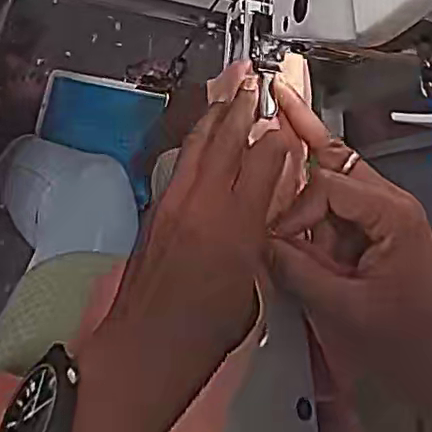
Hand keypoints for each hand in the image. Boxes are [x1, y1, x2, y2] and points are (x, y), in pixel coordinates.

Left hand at [72, 63, 298, 431]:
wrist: (144, 347)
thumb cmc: (203, 332)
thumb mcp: (250, 284)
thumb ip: (259, 235)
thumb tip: (263, 208)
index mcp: (236, 222)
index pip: (264, 158)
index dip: (279, 139)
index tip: (286, 132)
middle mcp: (204, 200)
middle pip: (228, 136)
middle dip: (243, 105)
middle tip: (252, 84)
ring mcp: (176, 198)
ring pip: (199, 140)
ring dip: (215, 113)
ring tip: (227, 94)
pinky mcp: (157, 205)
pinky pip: (182, 158)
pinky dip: (197, 138)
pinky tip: (203, 133)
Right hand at [266, 153, 431, 431]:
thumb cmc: (409, 347)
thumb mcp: (344, 310)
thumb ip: (299, 270)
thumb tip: (265, 242)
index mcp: (393, 214)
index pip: (329, 186)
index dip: (296, 210)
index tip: (278, 240)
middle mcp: (391, 204)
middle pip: (338, 159)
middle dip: (305, 128)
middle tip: (280, 97)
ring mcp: (386, 216)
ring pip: (337, 179)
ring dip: (306, 168)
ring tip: (281, 128)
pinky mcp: (378, 233)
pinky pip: (340, 206)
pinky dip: (314, 202)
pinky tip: (295, 191)